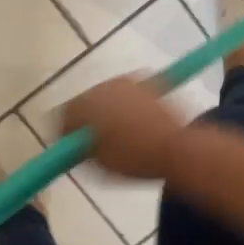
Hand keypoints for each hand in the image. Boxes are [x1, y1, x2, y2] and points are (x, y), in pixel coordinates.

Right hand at [61, 76, 188, 179]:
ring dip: (108, 109)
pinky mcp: (149, 81)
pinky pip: (129, 94)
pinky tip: (138, 122)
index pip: (64, 115)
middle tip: (95, 141)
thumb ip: (81, 151)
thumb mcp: (100, 163)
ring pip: (108, 95)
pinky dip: (129, 104)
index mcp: (85, 105)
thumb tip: (77, 145)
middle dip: (87, 118)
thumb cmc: (135, 158)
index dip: (66, 132)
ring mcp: (127, 81)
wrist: (179, 146)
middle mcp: (103, 86)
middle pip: (86, 101)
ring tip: (120, 132)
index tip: (73, 148)